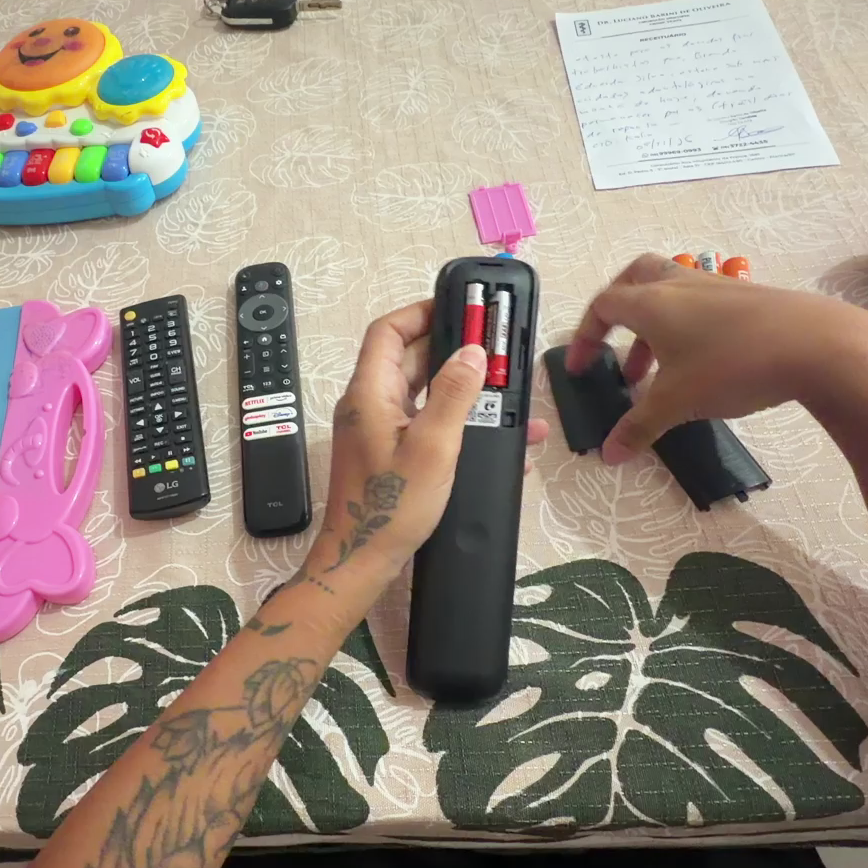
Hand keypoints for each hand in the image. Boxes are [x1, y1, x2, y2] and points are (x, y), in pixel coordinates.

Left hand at [304, 301, 547, 588]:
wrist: (362, 559)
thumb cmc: (392, 504)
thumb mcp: (433, 446)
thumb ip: (454, 395)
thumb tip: (472, 352)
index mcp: (369, 393)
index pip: (388, 331)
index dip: (422, 312)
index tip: (460, 308)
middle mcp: (369, 406)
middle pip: (409, 359)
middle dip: (454, 351)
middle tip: (495, 351)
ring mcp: (377, 431)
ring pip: (422, 394)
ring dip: (462, 392)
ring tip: (506, 395)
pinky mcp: (388, 454)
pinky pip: (424, 424)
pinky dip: (455, 422)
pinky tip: (494, 437)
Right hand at [564, 253, 867, 462]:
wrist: (823, 348)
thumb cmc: (732, 367)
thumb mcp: (676, 404)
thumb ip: (637, 428)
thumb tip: (608, 455)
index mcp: (653, 303)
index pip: (602, 306)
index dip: (583, 336)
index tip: (580, 368)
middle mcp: (681, 285)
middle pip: (635, 277)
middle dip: (616, 309)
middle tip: (612, 340)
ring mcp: (719, 287)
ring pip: (670, 292)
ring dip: (652, 325)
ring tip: (653, 369)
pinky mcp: (750, 298)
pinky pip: (701, 302)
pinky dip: (685, 327)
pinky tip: (697, 363)